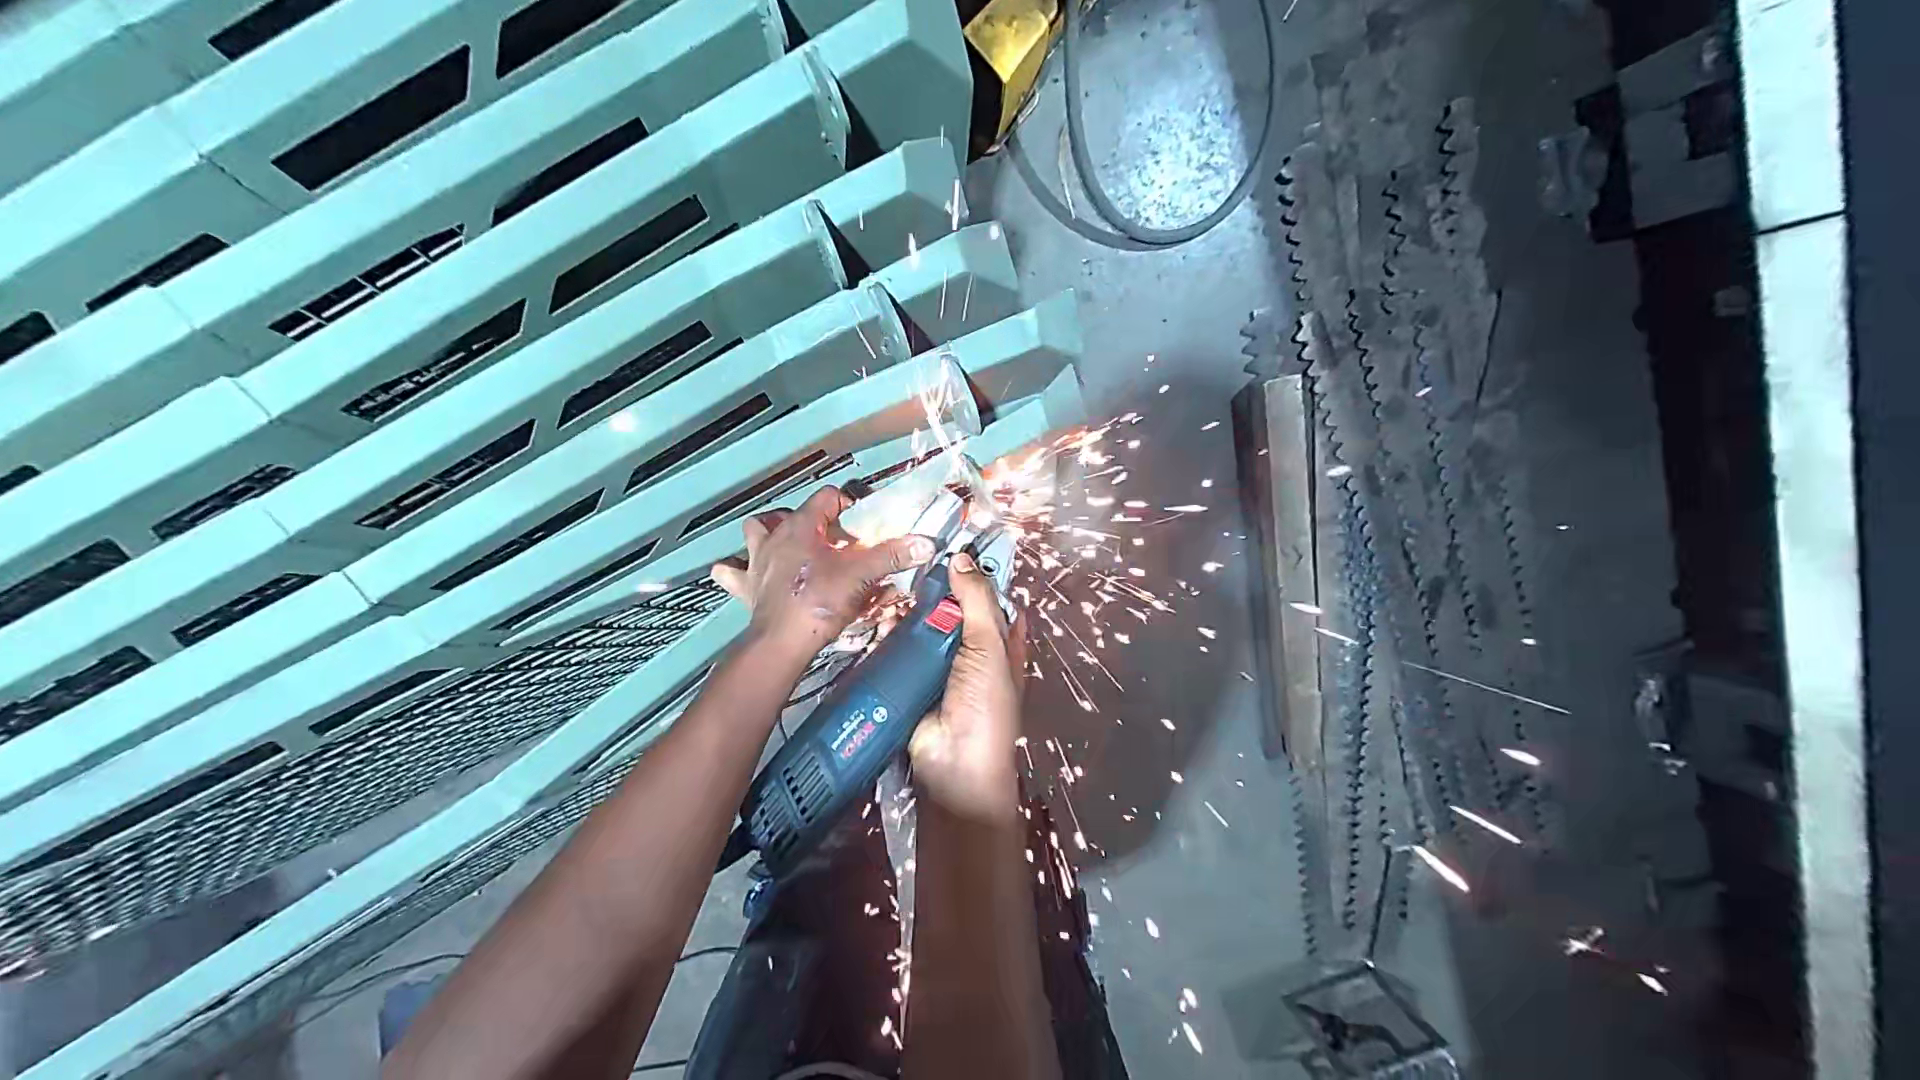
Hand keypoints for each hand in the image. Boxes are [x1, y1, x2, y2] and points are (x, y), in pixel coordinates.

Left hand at [710, 486, 934, 655]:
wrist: (781, 643)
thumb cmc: (817, 604)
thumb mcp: (861, 576)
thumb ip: (892, 556)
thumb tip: (924, 544)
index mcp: (801, 527)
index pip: (826, 496)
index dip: (847, 504)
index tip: (862, 521)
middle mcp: (774, 539)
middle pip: (787, 513)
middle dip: (809, 521)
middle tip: (830, 538)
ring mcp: (756, 563)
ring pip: (754, 533)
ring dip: (767, 534)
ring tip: (785, 544)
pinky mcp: (747, 589)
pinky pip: (732, 573)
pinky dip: (738, 570)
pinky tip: (747, 574)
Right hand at [909, 553, 1028, 822]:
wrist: (954, 764)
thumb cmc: (985, 704)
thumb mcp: (990, 646)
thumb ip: (977, 600)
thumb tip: (960, 557)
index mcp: (1002, 641)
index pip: (992, 597)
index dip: (977, 572)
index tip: (953, 544)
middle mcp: (973, 650)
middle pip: (954, 608)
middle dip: (937, 588)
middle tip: (913, 561)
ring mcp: (940, 665)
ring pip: (926, 626)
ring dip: (912, 609)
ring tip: (894, 585)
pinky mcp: (912, 678)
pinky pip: (903, 648)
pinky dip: (893, 632)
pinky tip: (882, 616)